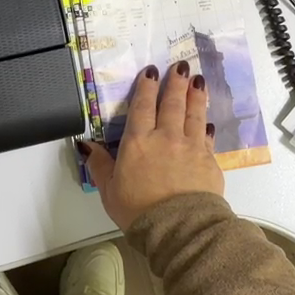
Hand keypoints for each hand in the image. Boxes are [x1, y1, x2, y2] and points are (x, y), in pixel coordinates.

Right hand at [81, 61, 223, 229]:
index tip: (151, 72)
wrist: (179, 228)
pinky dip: (207, 127)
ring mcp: (190, 147)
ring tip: (199, 81)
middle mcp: (166, 137)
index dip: (146, 87)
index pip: (142, 106)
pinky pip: (207, 138)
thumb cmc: (139, 210)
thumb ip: (99, 164)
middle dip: (176, 82)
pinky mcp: (209, 161)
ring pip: (193, 114)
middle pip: (171, 103)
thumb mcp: (109, 189)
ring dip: (196, 96)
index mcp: (138, 141)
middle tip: (181, 66)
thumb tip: (85, 145)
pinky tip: (208, 122)